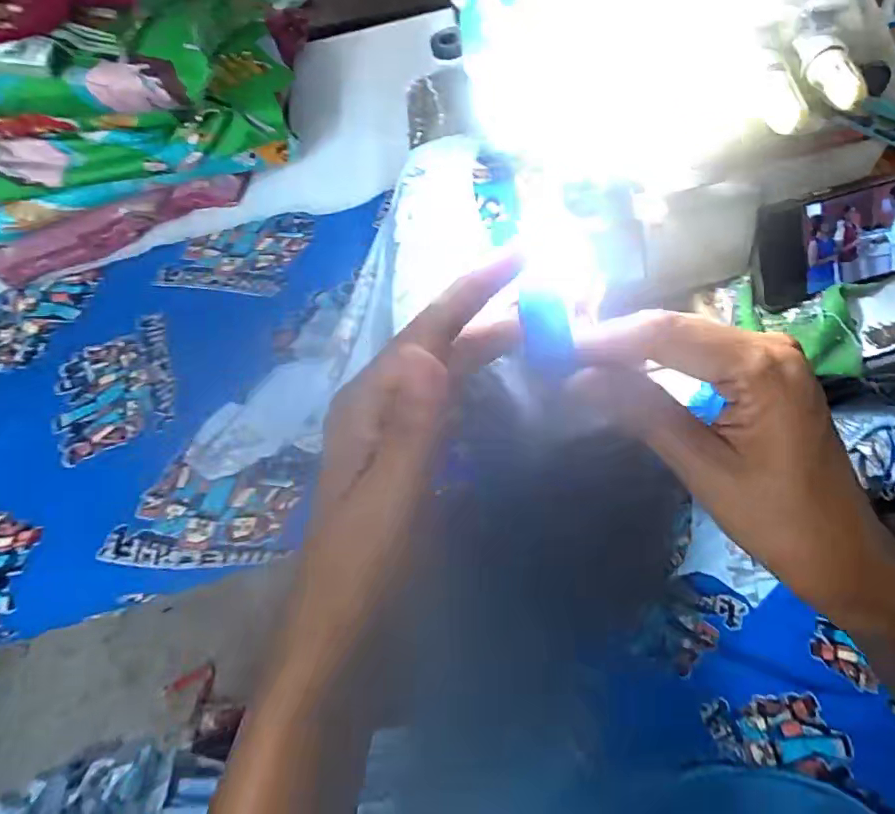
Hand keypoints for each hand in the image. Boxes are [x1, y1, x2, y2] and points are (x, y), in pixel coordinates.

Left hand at [281, 251, 521, 665]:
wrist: (339, 641)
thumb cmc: (360, 573)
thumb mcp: (388, 502)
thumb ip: (411, 429)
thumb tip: (432, 351)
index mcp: (368, 401)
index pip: (429, 327)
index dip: (474, 286)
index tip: (521, 253)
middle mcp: (379, 402)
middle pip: (442, 341)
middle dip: (493, 313)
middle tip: (555, 298)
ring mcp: (394, 428)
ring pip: (449, 368)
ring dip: (490, 342)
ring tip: (541, 326)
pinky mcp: (411, 454)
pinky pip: (452, 400)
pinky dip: (483, 379)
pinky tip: (509, 380)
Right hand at [569, 311, 885, 620]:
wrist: (846, 555)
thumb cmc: (780, 522)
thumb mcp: (704, 467)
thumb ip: (643, 411)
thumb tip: (578, 379)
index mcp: (760, 364)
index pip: (666, 333)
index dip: (607, 339)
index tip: (557, 348)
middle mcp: (770, 343)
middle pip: (678, 327)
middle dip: (618, 340)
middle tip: (564, 355)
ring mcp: (773, 354)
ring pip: (690, 337)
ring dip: (639, 347)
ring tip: (587, 361)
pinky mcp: (770, 371)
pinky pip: (708, 353)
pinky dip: (667, 359)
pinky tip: (634, 369)